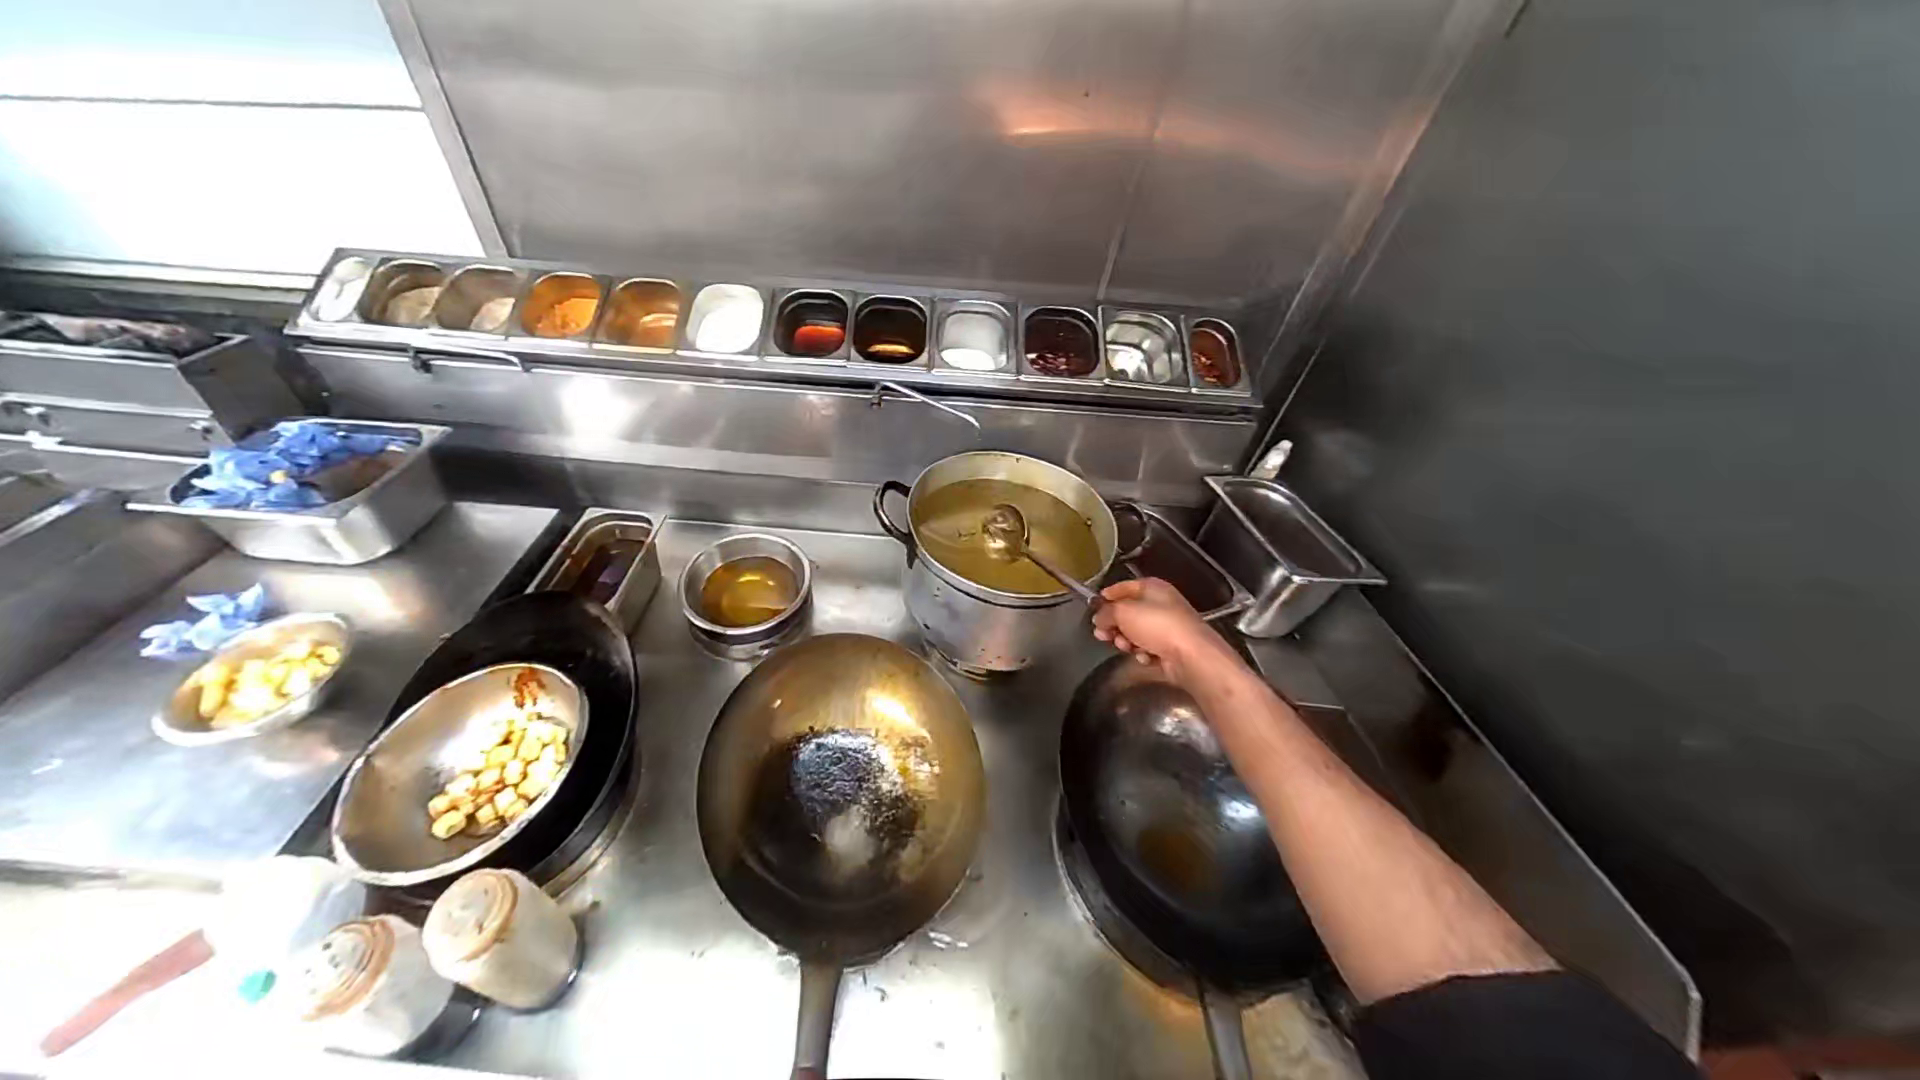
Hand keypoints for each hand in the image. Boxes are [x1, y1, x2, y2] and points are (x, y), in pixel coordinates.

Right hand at [1091, 578, 1239, 686]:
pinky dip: (1143, 653)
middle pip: (1128, 612)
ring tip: (1126, 646)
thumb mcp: (1122, 612)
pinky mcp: (1170, 648)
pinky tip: (1145, 656)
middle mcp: (1161, 604)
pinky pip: (1147, 648)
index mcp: (1153, 588)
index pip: (1125, 586)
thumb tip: (1099, 619)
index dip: (1109, 595)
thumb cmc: (1156, 625)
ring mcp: (1166, 627)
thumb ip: (1105, 613)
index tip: (1095, 605)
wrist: (1190, 655)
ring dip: (1126, 641)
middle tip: (1102, 634)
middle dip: (1114, 624)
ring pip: (1135, 633)